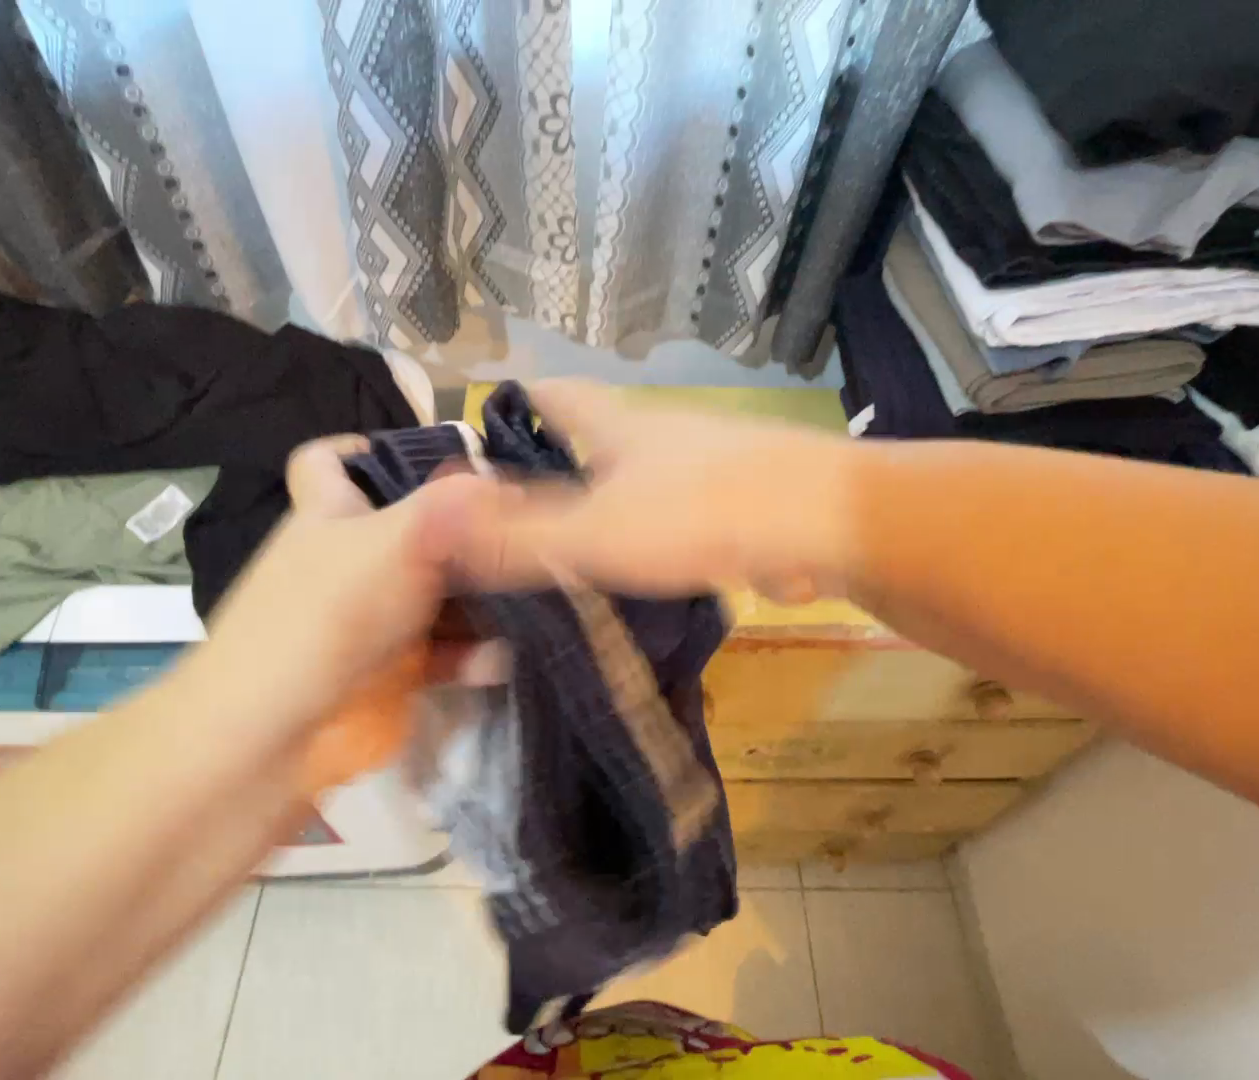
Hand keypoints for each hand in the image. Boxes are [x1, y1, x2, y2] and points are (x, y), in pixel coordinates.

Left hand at [164, 436, 500, 783]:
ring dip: (479, 603)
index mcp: (329, 513)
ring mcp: (362, 618)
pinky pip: (435, 651)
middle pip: (406, 531)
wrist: (269, 733)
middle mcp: (343, 560)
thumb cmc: (327, 614)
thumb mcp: (396, 540)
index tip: (425, 459)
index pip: (328, 460)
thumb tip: (510, 485)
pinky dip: (467, 654)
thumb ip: (455, 504)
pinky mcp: (381, 670)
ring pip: (432, 594)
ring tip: (530, 608)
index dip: (365, 449)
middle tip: (520, 540)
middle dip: (462, 536)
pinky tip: (500, 661)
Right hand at [470, 380, 857, 600]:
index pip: (545, 393)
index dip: (505, 407)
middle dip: (545, 465)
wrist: (826, 525)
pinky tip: (627, 577)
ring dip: (595, 504)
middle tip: (500, 517)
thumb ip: (515, 535)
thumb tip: (432, 523)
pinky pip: (670, 513)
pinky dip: (642, 535)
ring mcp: (699, 464)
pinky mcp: (734, 502)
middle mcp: (654, 433)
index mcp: (614, 424)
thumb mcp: (594, 532)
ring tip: (553, 555)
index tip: (469, 444)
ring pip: (629, 476)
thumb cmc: (702, 514)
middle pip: (586, 435)